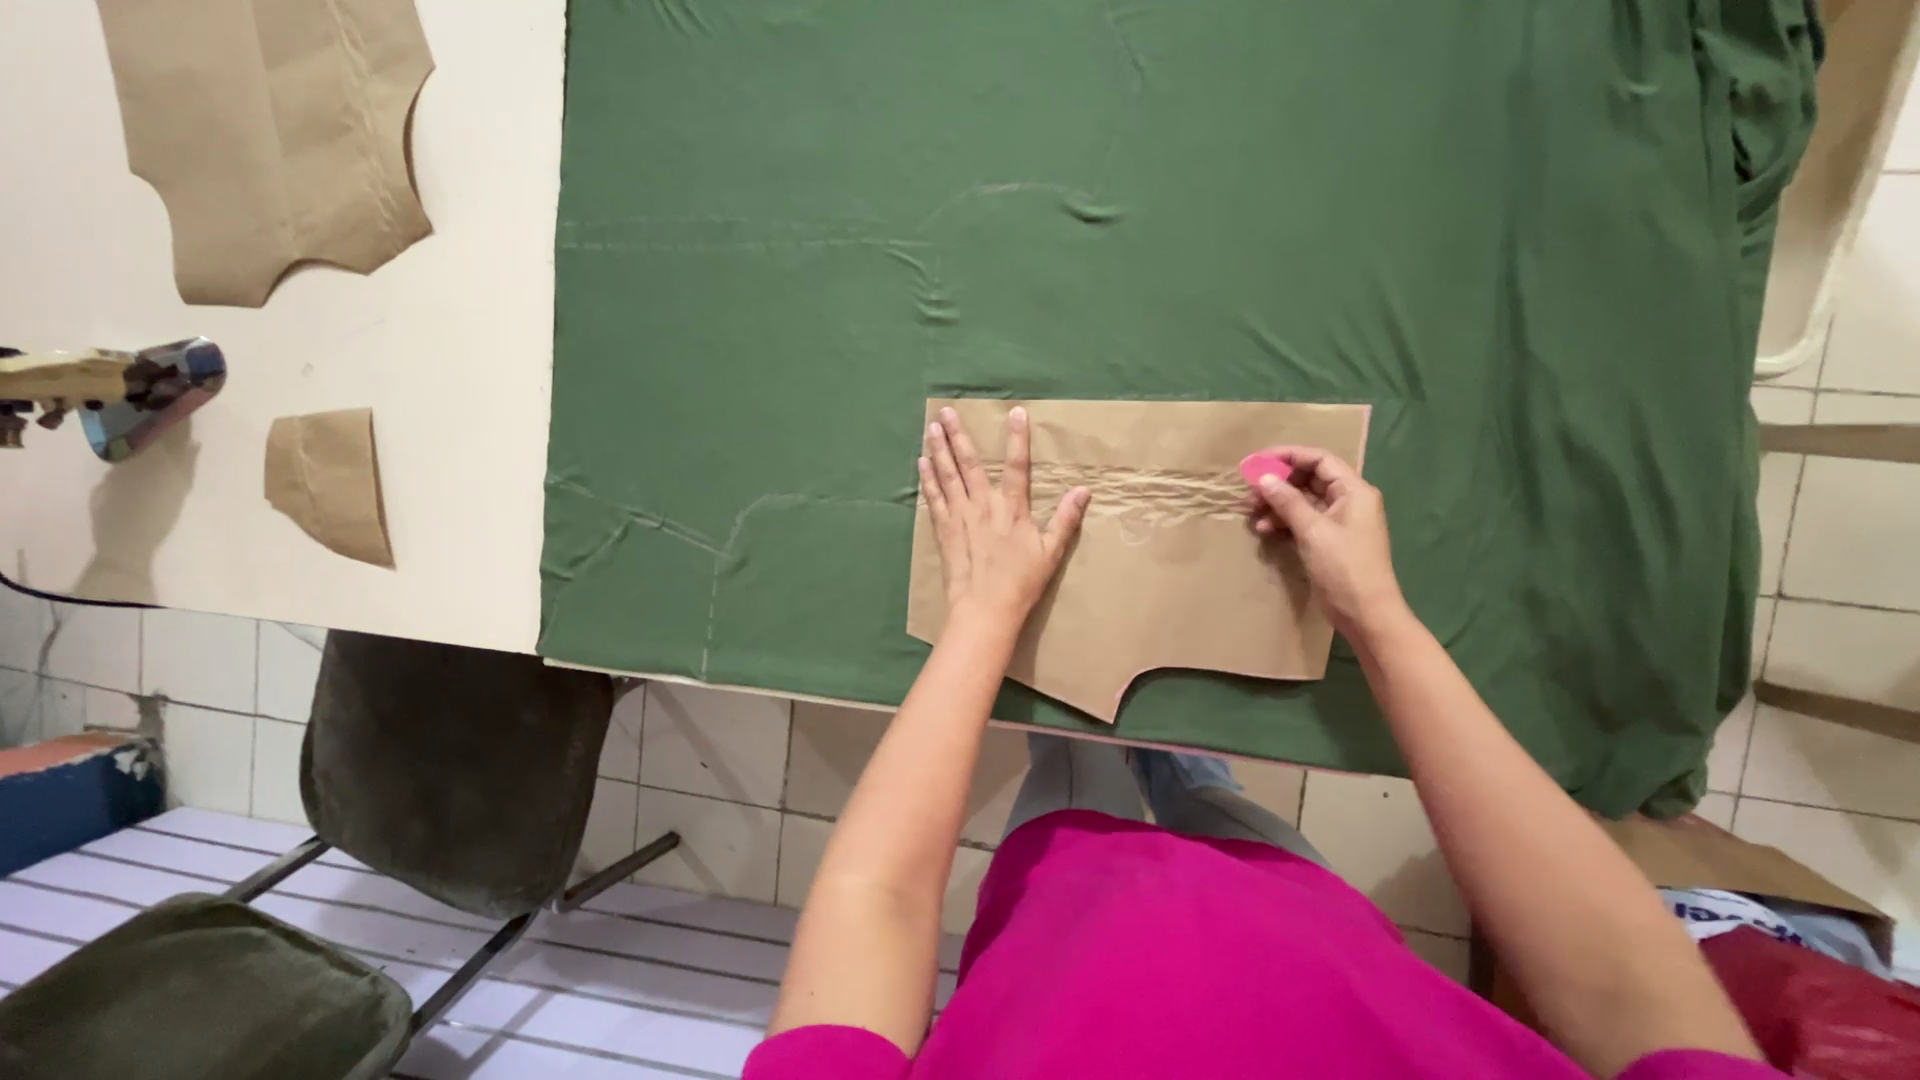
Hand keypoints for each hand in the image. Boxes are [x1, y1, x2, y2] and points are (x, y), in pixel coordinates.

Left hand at [920, 405, 1089, 626]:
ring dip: (939, 449)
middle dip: (959, 435)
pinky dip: (927, 479)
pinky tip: (921, 463)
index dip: (1017, 438)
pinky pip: (934, 498)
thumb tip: (1084, 491)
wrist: (985, 609)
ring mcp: (960, 516)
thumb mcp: (1051, 552)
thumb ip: (1066, 519)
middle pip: (969, 463)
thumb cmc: (1021, 583)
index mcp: (1013, 508)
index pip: (1017, 465)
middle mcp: (984, 505)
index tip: (1015, 412)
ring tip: (931, 427)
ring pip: (947, 475)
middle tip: (947, 411)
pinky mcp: (944, 531)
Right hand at [1244, 447, 1406, 639]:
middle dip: (1278, 484)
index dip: (1288, 456)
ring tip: (1252, 514)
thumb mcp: (1313, 531)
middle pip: (1309, 480)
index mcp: (1354, 491)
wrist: (1365, 612)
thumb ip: (1287, 501)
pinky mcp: (1327, 541)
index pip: (1319, 460)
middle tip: (1250, 492)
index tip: (1257, 462)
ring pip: (1302, 502)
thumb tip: (1263, 477)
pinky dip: (1283, 523)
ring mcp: (1338, 522)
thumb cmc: (1344, 567)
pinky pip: (1302, 522)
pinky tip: (1265, 531)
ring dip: (1277, 505)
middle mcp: (1348, 501)